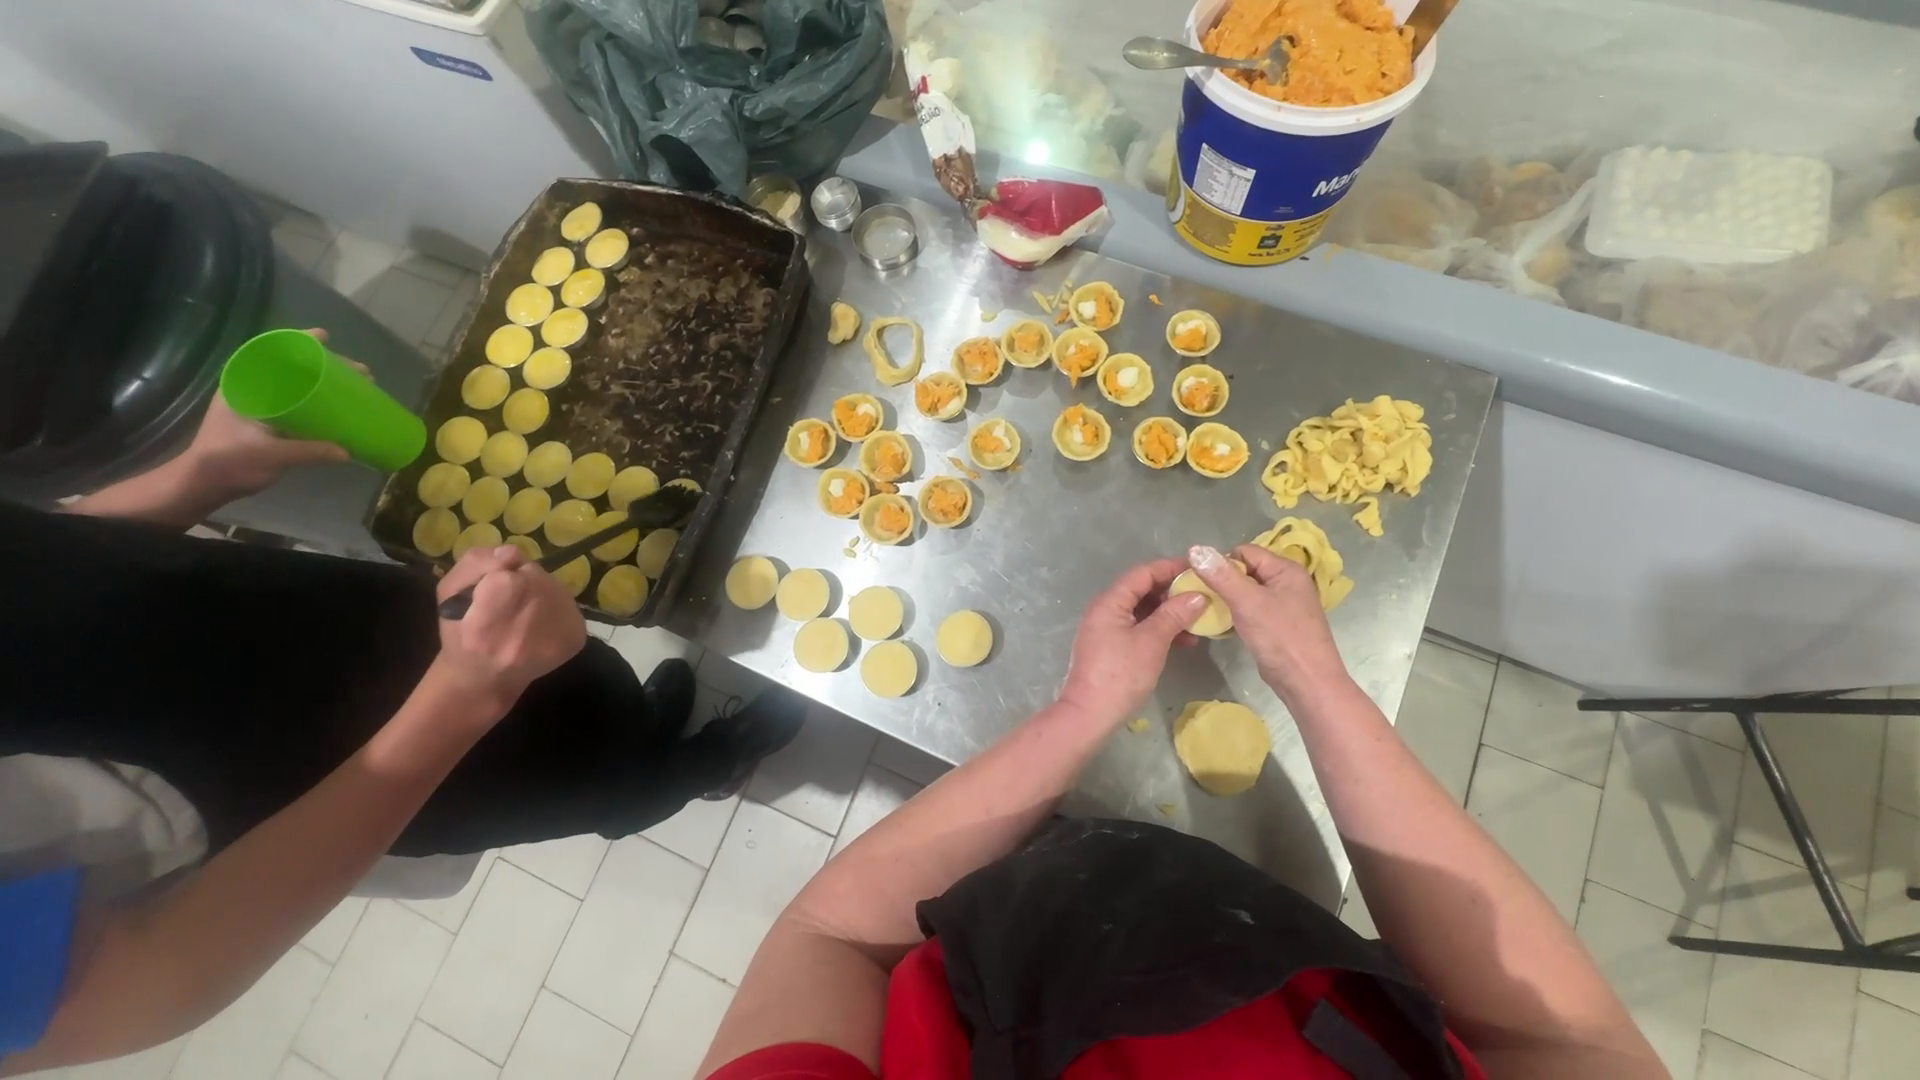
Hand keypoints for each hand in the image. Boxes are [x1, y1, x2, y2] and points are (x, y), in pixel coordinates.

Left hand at [180, 329, 353, 500]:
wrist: (203, 484)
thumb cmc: (227, 462)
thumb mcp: (270, 456)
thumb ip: (308, 452)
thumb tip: (348, 451)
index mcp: (244, 389)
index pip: (270, 354)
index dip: (297, 343)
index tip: (324, 337)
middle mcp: (253, 392)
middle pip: (292, 369)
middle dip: (327, 367)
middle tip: (361, 373)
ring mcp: (262, 408)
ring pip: (298, 387)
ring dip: (329, 384)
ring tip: (359, 387)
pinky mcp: (271, 424)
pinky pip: (301, 405)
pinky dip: (323, 402)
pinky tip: (342, 408)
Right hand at [434, 546, 587, 716]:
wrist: (486, 677)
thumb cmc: (461, 632)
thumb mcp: (450, 591)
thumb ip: (476, 562)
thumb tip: (510, 553)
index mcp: (493, 608)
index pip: (508, 569)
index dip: (497, 576)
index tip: (489, 593)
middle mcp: (533, 616)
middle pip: (535, 574)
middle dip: (521, 581)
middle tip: (507, 605)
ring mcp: (559, 628)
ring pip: (554, 586)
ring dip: (540, 593)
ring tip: (523, 616)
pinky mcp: (577, 636)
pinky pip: (569, 606)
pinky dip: (554, 610)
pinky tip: (539, 627)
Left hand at [1058, 557, 1209, 726]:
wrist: (1090, 713)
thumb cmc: (1121, 674)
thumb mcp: (1151, 642)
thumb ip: (1174, 615)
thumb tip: (1198, 596)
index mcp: (1110, 602)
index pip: (1143, 573)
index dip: (1170, 568)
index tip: (1198, 570)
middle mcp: (1106, 609)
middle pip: (1142, 590)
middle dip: (1173, 593)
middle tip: (1204, 597)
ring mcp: (1107, 629)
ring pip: (1143, 611)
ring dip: (1170, 614)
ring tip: (1199, 623)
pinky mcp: (1112, 647)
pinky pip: (1139, 628)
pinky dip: (1160, 630)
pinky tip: (1184, 641)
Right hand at [1188, 544, 1346, 702]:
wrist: (1306, 683)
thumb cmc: (1280, 638)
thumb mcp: (1247, 602)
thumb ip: (1221, 575)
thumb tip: (1195, 548)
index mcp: (1286, 570)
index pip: (1244, 552)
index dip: (1221, 564)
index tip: (1202, 582)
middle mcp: (1287, 582)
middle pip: (1245, 570)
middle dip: (1222, 582)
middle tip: (1202, 598)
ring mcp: (1283, 604)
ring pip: (1246, 591)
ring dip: (1227, 599)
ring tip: (1210, 612)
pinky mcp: (1277, 624)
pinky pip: (1251, 609)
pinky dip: (1236, 614)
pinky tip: (1224, 625)